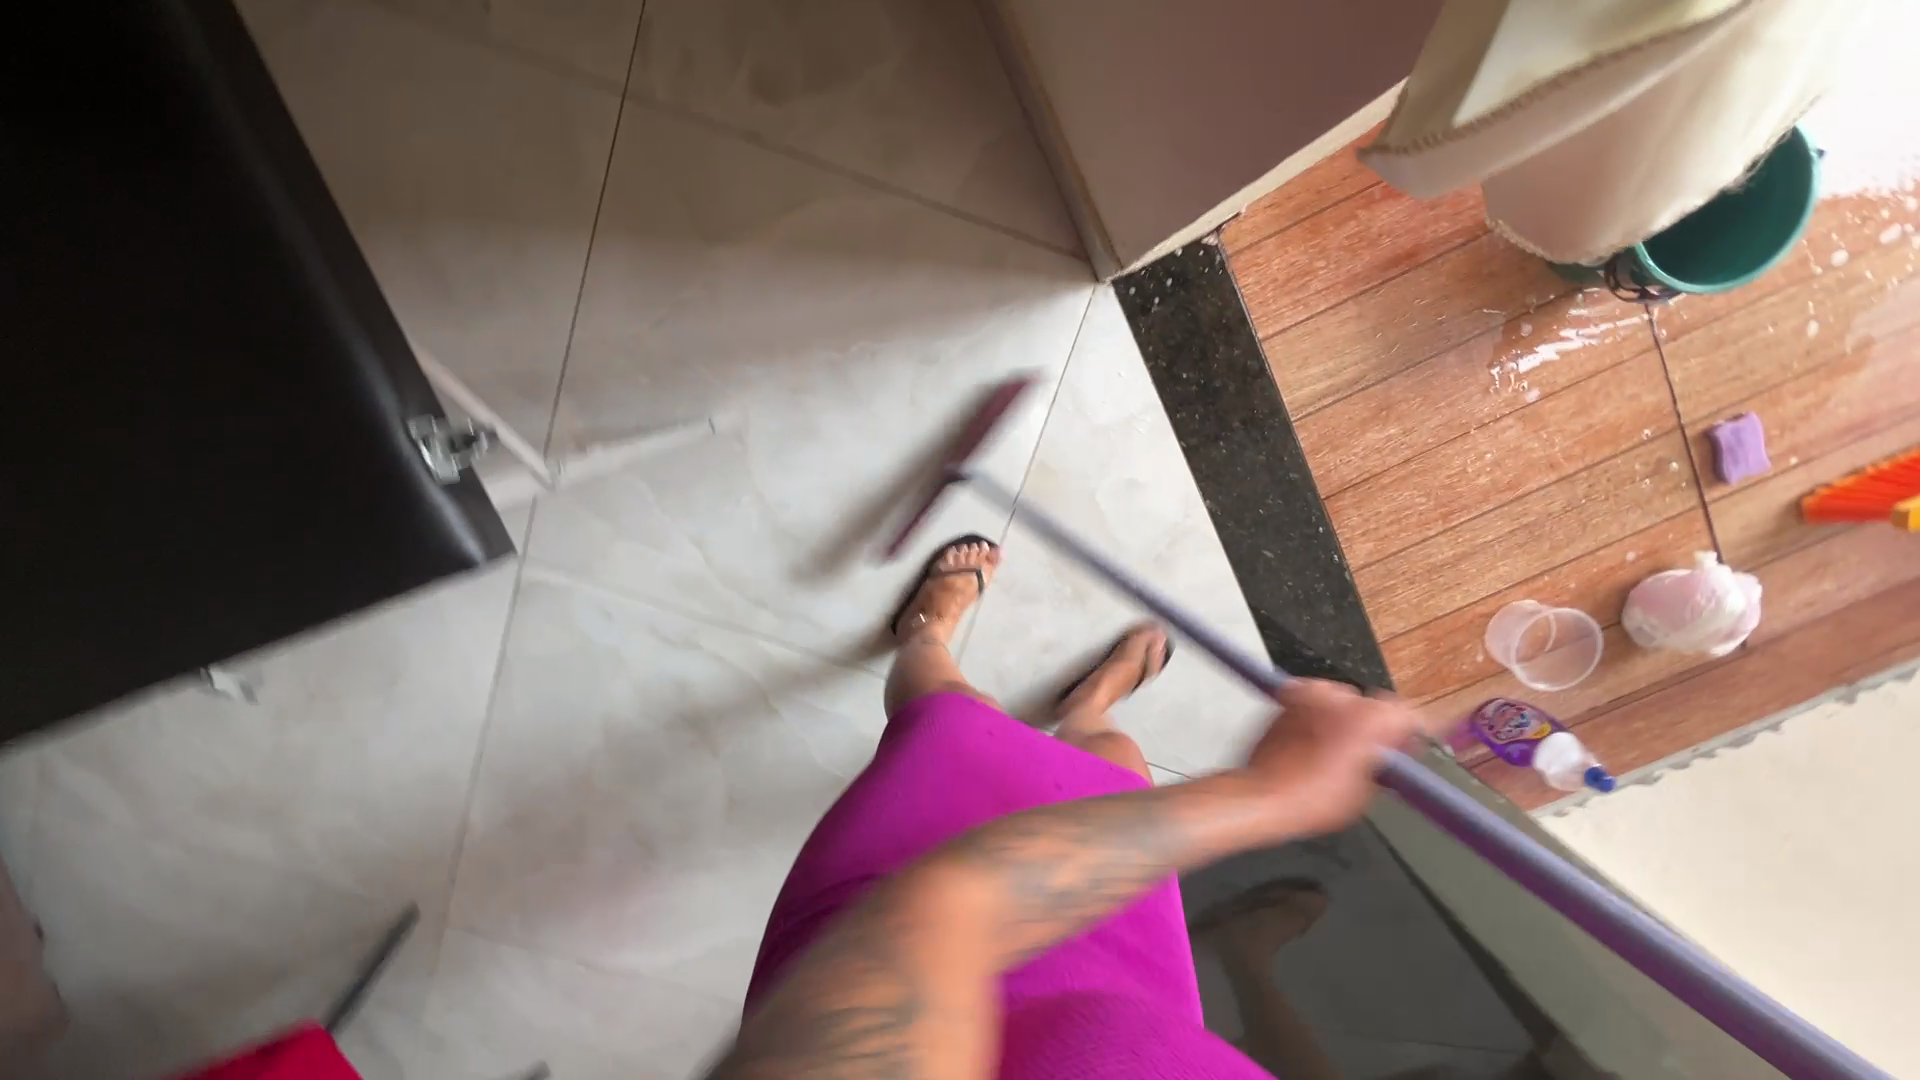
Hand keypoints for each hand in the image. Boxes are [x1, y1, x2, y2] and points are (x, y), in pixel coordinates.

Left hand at [1241, 678, 1425, 835]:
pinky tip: (1313, 737)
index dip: (1410, 732)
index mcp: (1371, 718)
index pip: (1408, 714)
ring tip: (1337, 745)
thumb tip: (1385, 755)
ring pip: (1339, 699)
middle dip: (1374, 724)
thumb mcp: (1368, 788)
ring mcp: (1310, 694)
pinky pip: (1311, 700)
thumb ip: (1383, 761)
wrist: (1266, 794)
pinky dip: (1316, 713)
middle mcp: (1341, 697)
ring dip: (1343, 716)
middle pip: (1372, 704)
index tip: (1408, 745)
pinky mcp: (1285, 698)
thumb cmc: (1317, 797)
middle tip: (1370, 750)